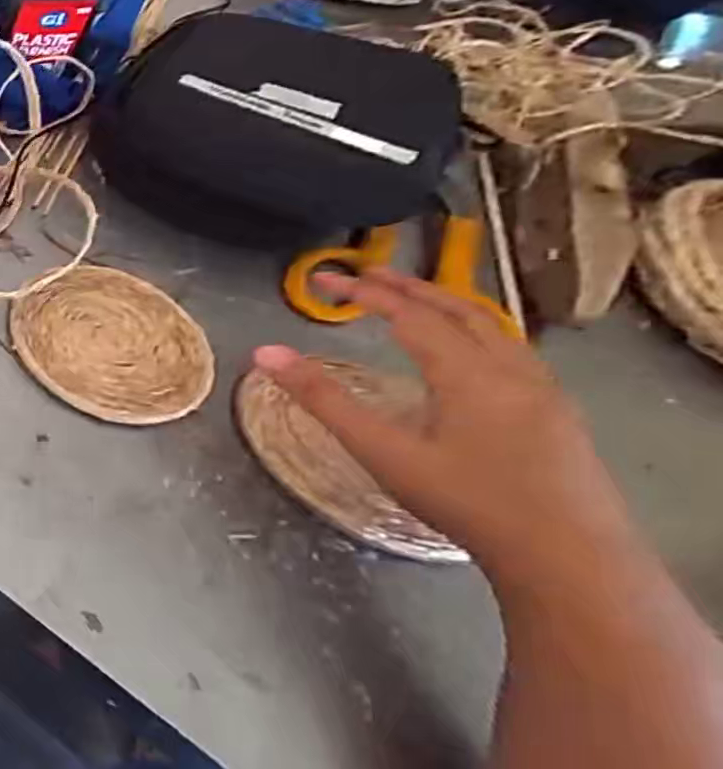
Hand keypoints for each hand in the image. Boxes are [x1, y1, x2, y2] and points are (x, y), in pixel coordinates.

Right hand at [253, 268, 636, 586]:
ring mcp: (543, 392)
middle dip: (409, 286)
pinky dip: (474, 328)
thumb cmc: (468, 502)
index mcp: (469, 374)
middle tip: (366, 273)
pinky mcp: (557, 414)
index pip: (410, 314)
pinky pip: (511, 348)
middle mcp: (512, 371)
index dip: (365, 291)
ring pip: (494, 327)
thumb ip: (322, 398)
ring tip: (411, 298)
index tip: (324, 279)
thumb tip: (265, 353)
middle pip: (459, 310)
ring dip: (446, 304)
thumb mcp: (381, 451)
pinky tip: (462, 349)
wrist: (572, 564)